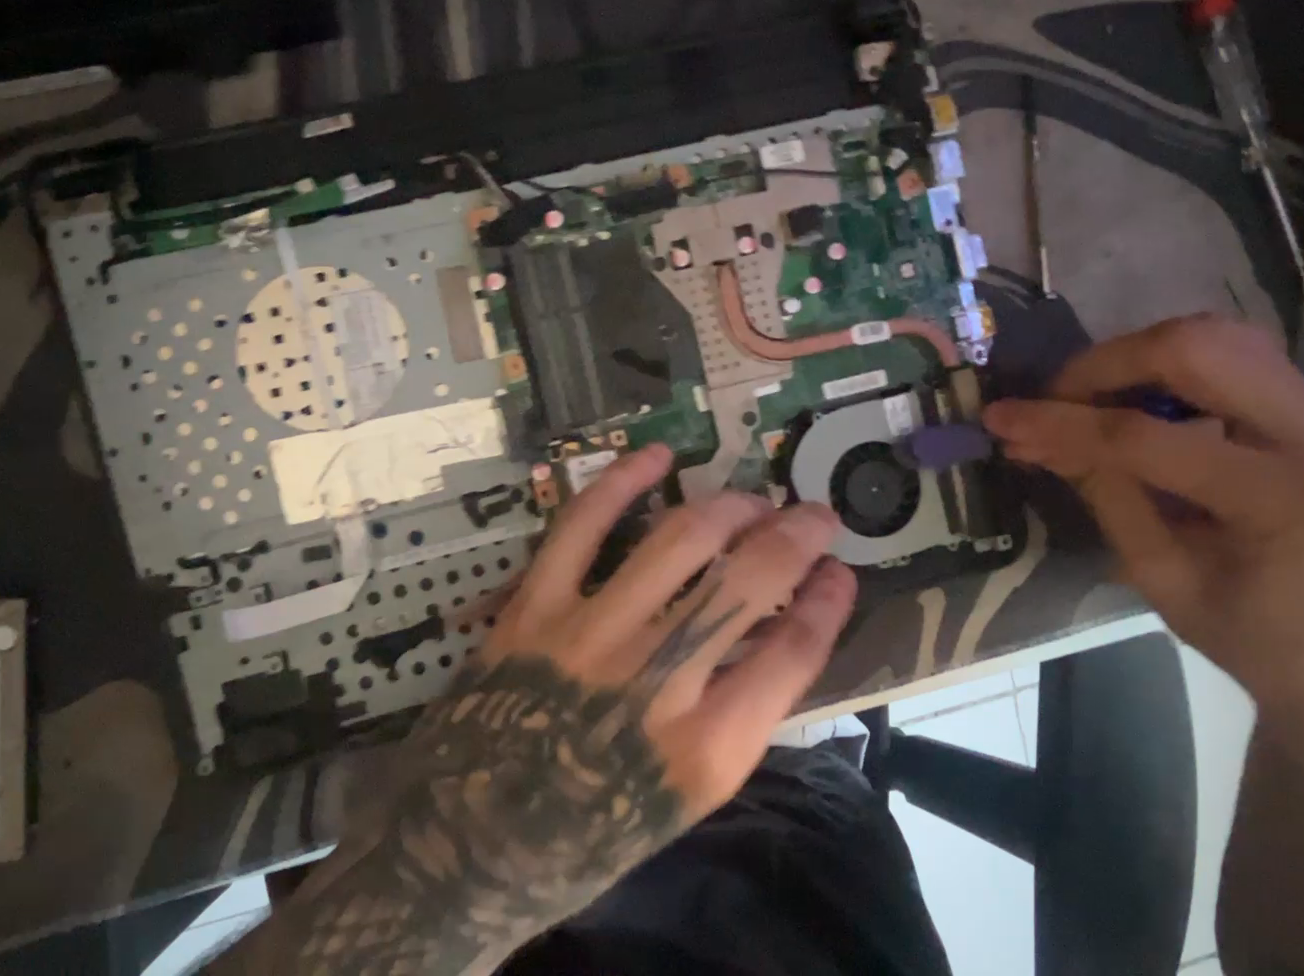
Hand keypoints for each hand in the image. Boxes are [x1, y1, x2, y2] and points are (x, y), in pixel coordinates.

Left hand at [289, 444, 855, 972]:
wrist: (463, 846)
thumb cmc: (587, 832)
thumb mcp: (682, 798)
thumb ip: (735, 718)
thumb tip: (777, 635)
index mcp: (706, 750)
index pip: (794, 653)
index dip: (828, 601)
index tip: (840, 573)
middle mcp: (655, 683)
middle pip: (748, 582)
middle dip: (796, 537)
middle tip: (814, 517)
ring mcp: (589, 636)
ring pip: (679, 541)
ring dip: (728, 507)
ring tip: (751, 500)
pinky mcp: (532, 609)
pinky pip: (581, 526)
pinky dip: (621, 482)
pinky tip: (656, 456)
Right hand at [982, 317, 1303, 747]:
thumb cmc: (1248, 631)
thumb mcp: (1157, 572)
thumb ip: (1102, 492)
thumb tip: (1029, 438)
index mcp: (1279, 495)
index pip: (1144, 434)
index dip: (1060, 421)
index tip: (999, 418)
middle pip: (1195, 349)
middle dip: (1104, 366)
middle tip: (1053, 402)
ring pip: (1216, 336)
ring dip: (1136, 358)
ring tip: (1089, 401)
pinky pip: (1233, 355)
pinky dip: (1168, 367)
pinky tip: (1134, 403)